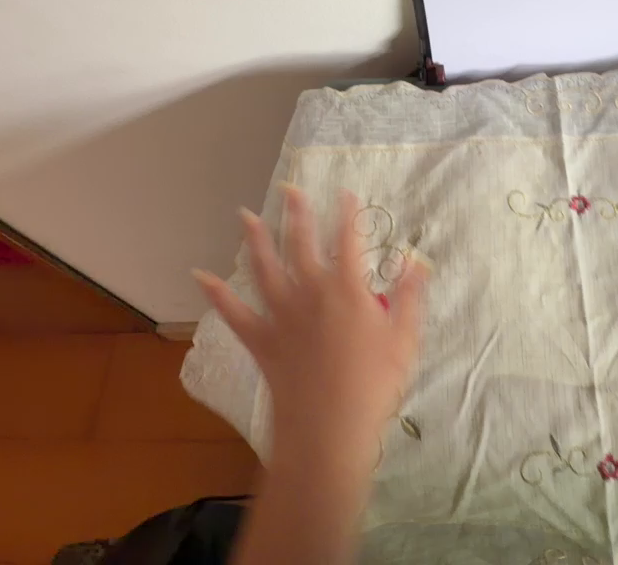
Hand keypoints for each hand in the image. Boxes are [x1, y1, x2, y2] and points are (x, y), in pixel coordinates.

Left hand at [195, 186, 426, 465]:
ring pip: (264, 268)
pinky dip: (217, 294)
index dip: (346, 213)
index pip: (347, 239)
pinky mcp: (261, 339)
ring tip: (246, 215)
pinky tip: (201, 275)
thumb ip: (410, 296)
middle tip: (290, 189)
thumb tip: (416, 260)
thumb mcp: (404, 338)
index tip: (344, 192)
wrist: (328, 428)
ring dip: (255, 239)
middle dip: (297, 213)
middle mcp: (310, 291)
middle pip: (301, 243)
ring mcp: (281, 314)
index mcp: (347, 288)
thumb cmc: (374, 384)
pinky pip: (234, 312)